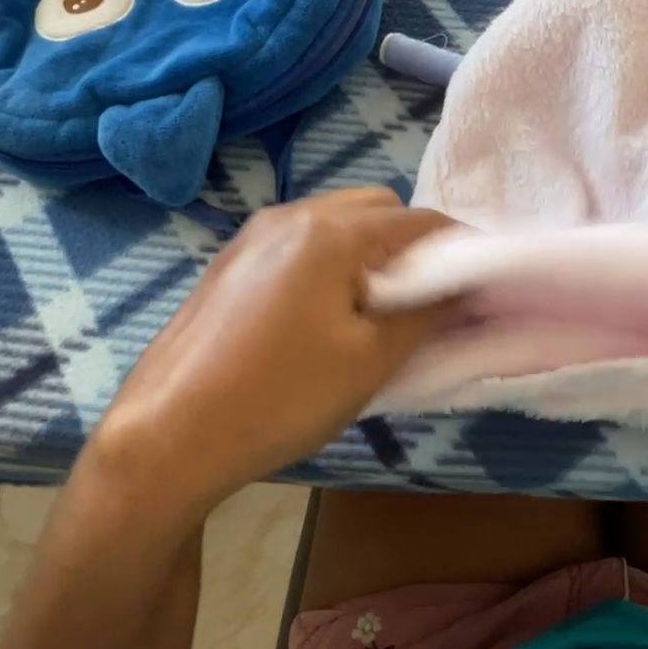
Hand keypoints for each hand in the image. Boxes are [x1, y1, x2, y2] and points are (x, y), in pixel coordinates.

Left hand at [91, 188, 453, 516]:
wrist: (165, 439)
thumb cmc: (281, 397)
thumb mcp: (373, 359)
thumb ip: (430, 312)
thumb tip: (468, 288)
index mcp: (332, 231)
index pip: (421, 221)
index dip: (461, 249)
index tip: (482, 282)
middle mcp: (293, 215)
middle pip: (378, 209)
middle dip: (413, 245)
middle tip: (423, 300)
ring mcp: (254, 235)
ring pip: (338, 222)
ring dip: (371, 252)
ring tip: (372, 310)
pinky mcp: (231, 261)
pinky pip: (302, 242)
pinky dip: (332, 262)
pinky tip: (322, 315)